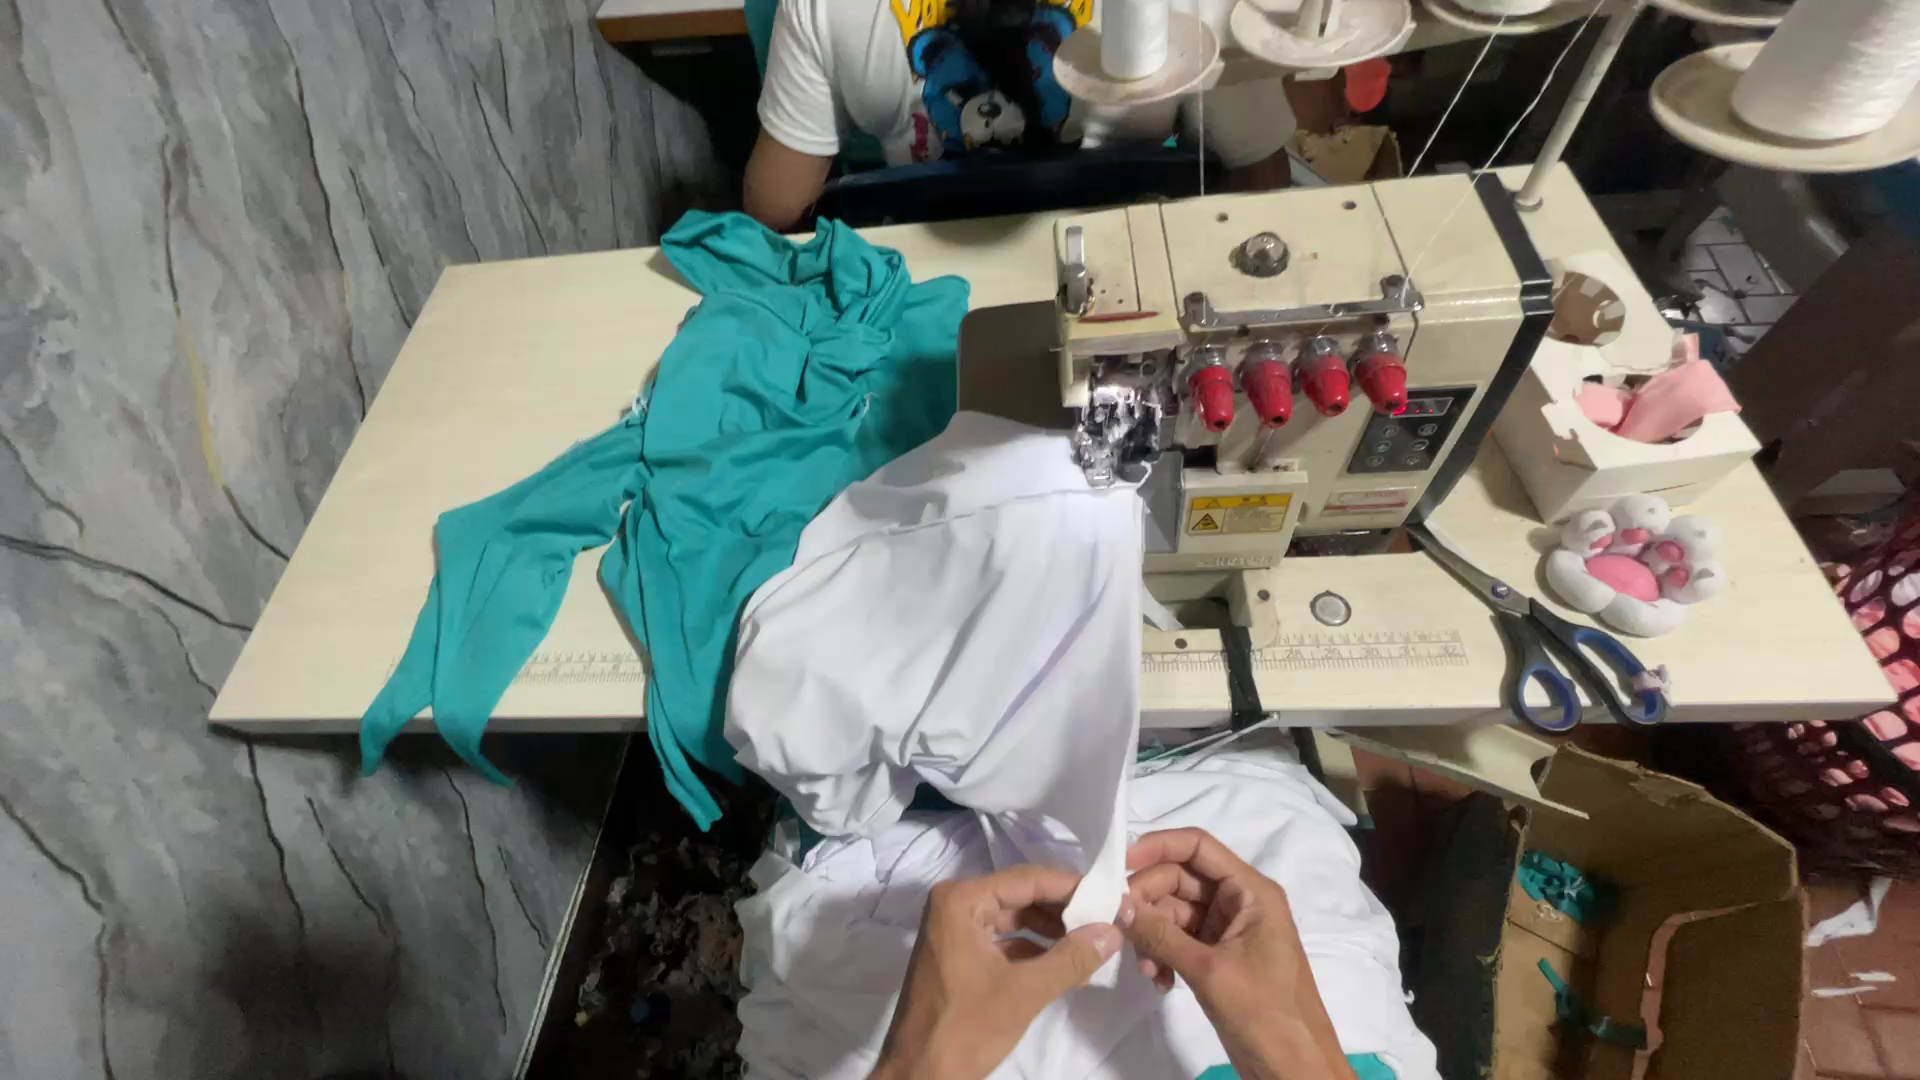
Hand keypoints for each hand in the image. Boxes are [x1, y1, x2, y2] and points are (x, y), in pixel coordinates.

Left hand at [870, 864, 1123, 1079]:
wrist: (917, 1076)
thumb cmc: (966, 1028)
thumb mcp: (1024, 992)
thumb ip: (1070, 959)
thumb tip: (1112, 932)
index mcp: (962, 899)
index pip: (1025, 880)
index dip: (1068, 887)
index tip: (1106, 895)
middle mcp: (955, 902)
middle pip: (1018, 895)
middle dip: (1060, 909)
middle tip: (1103, 918)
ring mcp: (954, 927)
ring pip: (1012, 917)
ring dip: (1048, 930)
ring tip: (1089, 940)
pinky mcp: (958, 951)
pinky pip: (1001, 938)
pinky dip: (1031, 948)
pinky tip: (1063, 961)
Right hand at [1119, 828, 1355, 1079]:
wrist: (1299, 1078)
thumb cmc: (1266, 1016)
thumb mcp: (1209, 972)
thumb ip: (1160, 934)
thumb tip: (1117, 904)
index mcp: (1251, 891)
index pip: (1197, 846)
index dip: (1158, 847)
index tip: (1120, 863)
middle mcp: (1239, 901)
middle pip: (1179, 878)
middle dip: (1148, 900)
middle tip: (1122, 924)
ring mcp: (1227, 929)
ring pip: (1174, 910)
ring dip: (1152, 934)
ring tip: (1144, 967)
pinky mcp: (1217, 956)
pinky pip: (1178, 939)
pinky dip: (1162, 953)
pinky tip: (1157, 981)